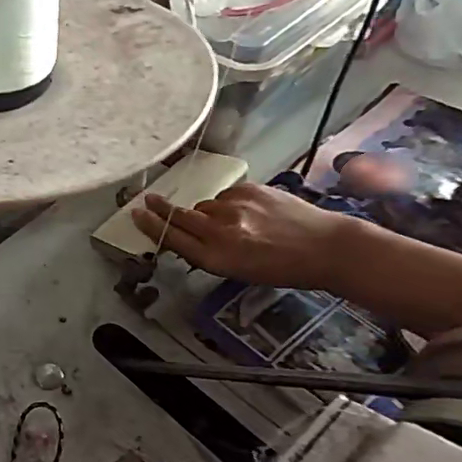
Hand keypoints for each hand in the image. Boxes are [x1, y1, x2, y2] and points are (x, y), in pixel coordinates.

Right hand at [130, 183, 364, 289]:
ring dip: (207, 212)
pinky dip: (229, 203)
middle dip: (161, 208)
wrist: (324, 247)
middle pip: (180, 216)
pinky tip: (248, 212)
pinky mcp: (250, 189)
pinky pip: (227, 194)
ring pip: (206, 205)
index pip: (174, 238)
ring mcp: (235, 207)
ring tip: (228, 223)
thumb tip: (192, 234)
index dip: (152, 226)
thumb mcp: (239, 271)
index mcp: (217, 257)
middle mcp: (221, 231)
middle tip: (147, 200)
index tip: (136, 214)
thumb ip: (210, 253)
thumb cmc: (282, 269)